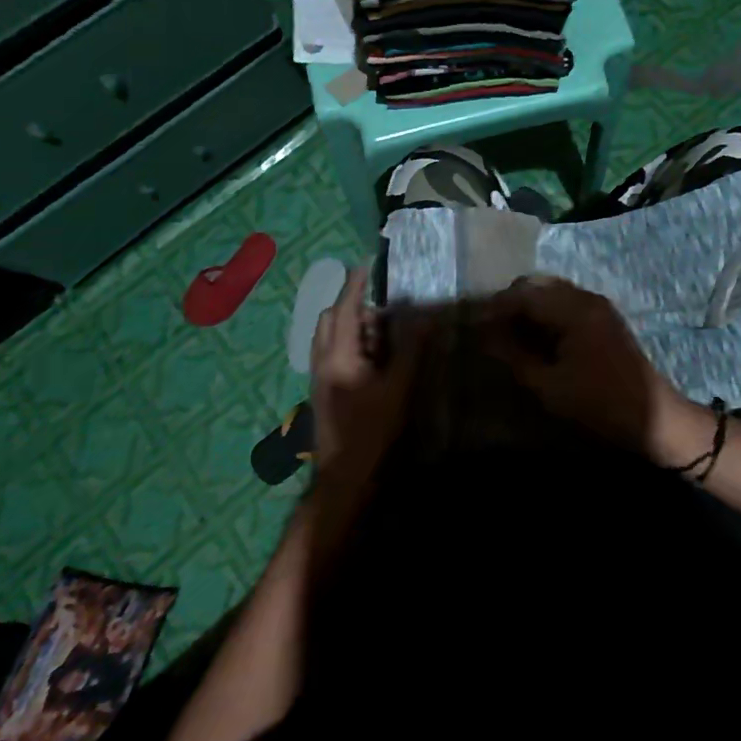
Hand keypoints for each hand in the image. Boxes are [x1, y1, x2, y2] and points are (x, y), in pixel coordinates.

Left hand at [309, 267, 425, 480]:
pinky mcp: (320, 388)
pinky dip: (346, 342)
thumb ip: (409, 350)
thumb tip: (424, 317)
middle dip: (353, 306)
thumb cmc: (372, 431)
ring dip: (350, 326)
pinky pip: (330, 352)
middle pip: (330, 319)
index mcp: (337, 356)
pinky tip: (370, 358)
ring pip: (328, 336)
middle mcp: (321, 360)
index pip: (344, 308)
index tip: (366, 265)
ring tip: (380, 335)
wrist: (343, 476)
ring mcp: (317, 375)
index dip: (356, 285)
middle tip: (382, 312)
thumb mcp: (397, 389)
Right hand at [484, 275, 682, 455]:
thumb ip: (513, 356)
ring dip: (525, 305)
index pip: (522, 295)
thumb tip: (483, 336)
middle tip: (488, 328)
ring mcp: (597, 305)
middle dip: (508, 302)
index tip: (473, 326)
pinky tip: (532, 334)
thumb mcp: (548, 385)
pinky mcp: (602, 317)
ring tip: (506, 332)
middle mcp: (585, 298)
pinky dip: (543, 311)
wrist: (655, 418)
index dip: (494, 308)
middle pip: (536, 285)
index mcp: (573, 310)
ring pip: (549, 291)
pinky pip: (563, 301)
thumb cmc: (599, 403)